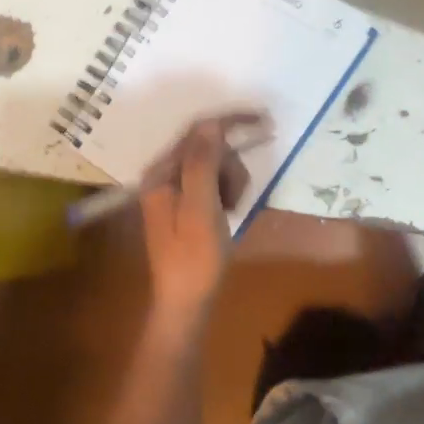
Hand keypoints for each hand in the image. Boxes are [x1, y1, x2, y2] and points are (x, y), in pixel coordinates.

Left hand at [139, 114, 261, 313]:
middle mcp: (163, 175)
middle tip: (235, 198)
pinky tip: (228, 214)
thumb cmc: (194, 258)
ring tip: (231, 210)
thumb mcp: (201, 209)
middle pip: (207, 147)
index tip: (263, 121)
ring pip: (214, 165)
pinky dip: (226, 193)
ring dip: (231, 181)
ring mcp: (173, 191)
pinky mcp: (185, 204)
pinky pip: (211, 183)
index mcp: (160, 173)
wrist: (186, 301)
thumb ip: (203, 164)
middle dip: (230, 165)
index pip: (197, 132)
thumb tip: (211, 124)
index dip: (229, 123)